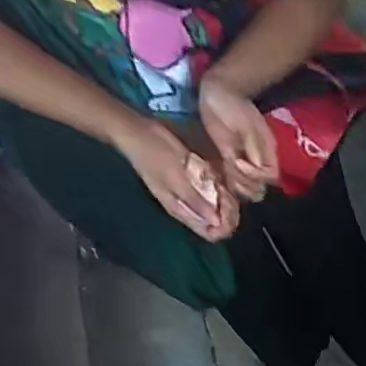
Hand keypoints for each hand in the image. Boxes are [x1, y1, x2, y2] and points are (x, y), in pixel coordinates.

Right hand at [113, 116, 238, 239]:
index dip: (224, 226)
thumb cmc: (154, 155)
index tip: (225, 209)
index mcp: (182, 212)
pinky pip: (217, 197)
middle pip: (220, 225)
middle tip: (226, 195)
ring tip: (222, 187)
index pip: (211, 234)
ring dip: (228, 203)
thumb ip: (195, 201)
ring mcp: (192, 197)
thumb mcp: (175, 179)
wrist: (136, 132)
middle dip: (229, 213)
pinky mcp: (195, 185)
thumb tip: (216, 223)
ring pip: (221, 212)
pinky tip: (220, 182)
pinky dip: (223, 193)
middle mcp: (189, 209)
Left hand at [199, 74, 278, 201]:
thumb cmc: (232, 104)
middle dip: (247, 182)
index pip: (271, 175)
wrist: (217, 92)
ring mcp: (244, 160)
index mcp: (267, 152)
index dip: (257, 175)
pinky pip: (234, 177)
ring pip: (249, 185)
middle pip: (261, 184)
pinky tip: (220, 174)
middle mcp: (259, 160)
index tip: (238, 162)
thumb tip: (258, 165)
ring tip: (225, 171)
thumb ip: (252, 144)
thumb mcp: (244, 123)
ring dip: (238, 184)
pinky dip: (229, 180)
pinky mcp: (229, 157)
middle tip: (230, 168)